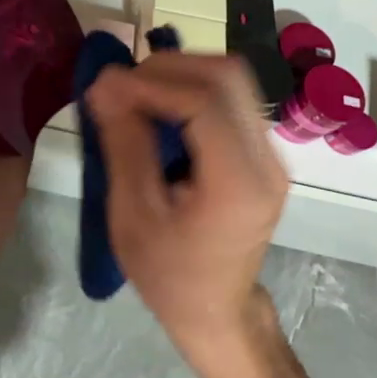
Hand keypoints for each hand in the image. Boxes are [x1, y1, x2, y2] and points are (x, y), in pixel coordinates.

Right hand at [85, 51, 288, 360]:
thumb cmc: (168, 272)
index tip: (105, 84)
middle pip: (226, 75)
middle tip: (121, 86)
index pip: (204, 101)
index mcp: (239, 183)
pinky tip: (158, 107)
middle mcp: (267, 159)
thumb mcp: (133, 215)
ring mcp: (271, 152)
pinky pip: (230, 94)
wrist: (214, 310)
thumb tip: (105, 82)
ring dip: (180, 72)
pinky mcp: (262, 148)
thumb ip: (124, 143)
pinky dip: (191, 86)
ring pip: (231, 77)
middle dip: (167, 67)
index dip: (151, 82)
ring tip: (136, 94)